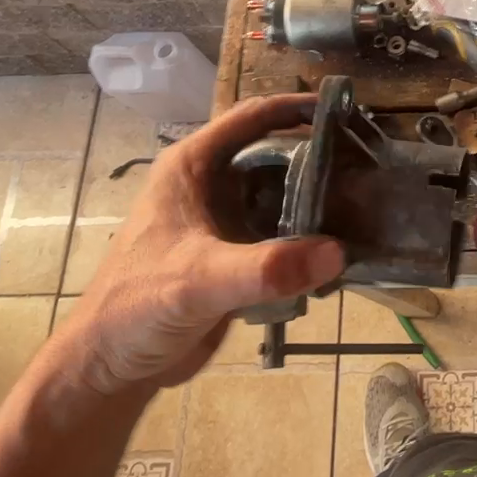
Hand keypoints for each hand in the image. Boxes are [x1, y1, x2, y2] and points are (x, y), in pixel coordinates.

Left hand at [46, 94, 345, 397]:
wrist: (108, 368)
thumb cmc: (137, 309)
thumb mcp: (199, 280)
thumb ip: (266, 267)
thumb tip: (337, 252)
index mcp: (192, 166)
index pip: (253, 117)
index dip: (298, 107)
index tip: (347, 109)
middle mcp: (211, 184)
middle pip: (275, 153)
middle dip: (319, 153)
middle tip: (368, 160)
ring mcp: (224, 220)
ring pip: (282, 194)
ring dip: (319, 197)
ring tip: (366, 200)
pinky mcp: (235, 255)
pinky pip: (282, 234)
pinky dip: (310, 237)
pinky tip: (341, 247)